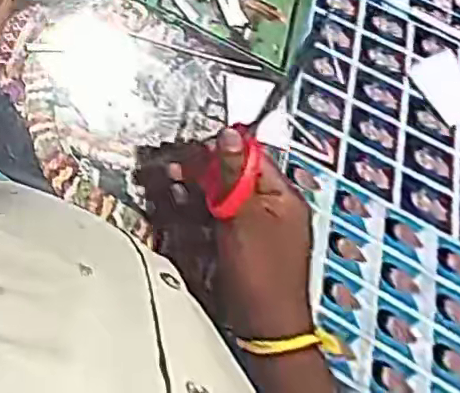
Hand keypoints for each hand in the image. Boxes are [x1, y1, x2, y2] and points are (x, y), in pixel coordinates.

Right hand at [196, 127, 314, 339]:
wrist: (260, 324)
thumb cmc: (260, 272)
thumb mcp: (243, 214)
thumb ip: (233, 173)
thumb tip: (229, 133)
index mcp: (283, 195)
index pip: (250, 154)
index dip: (221, 148)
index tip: (193, 149)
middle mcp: (271, 204)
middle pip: (231, 170)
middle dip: (203, 169)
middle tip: (177, 169)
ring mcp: (254, 221)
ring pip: (219, 189)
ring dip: (196, 186)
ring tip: (176, 185)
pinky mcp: (237, 235)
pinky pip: (216, 208)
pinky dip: (198, 205)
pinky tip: (182, 204)